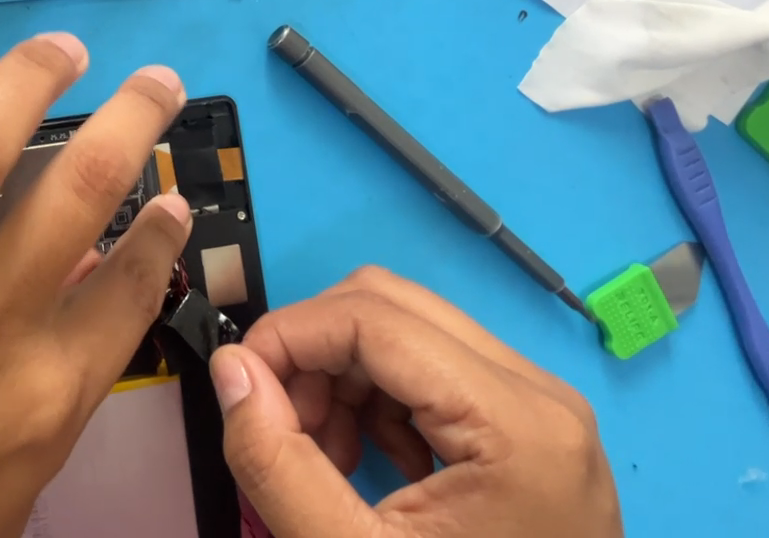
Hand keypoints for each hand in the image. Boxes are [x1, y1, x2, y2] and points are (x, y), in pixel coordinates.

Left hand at [0, 34, 192, 537]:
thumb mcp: (8, 477)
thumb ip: (57, 378)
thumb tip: (88, 272)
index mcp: (41, 394)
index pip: (131, 287)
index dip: (161, 232)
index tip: (170, 193)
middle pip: (79, 197)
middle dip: (131, 124)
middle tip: (153, 79)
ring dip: (24, 87)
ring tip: (60, 50)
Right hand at [212, 267, 621, 537]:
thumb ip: (275, 464)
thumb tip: (230, 365)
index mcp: (516, 424)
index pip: (371, 317)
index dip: (288, 334)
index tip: (240, 384)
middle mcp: (538, 390)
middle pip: (386, 304)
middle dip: (312, 349)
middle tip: (283, 423)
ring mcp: (538, 403)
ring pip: (400, 325)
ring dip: (337, 372)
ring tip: (319, 451)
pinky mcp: (526, 421)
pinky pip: (424, 361)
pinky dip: (371, 392)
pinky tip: (362, 457)